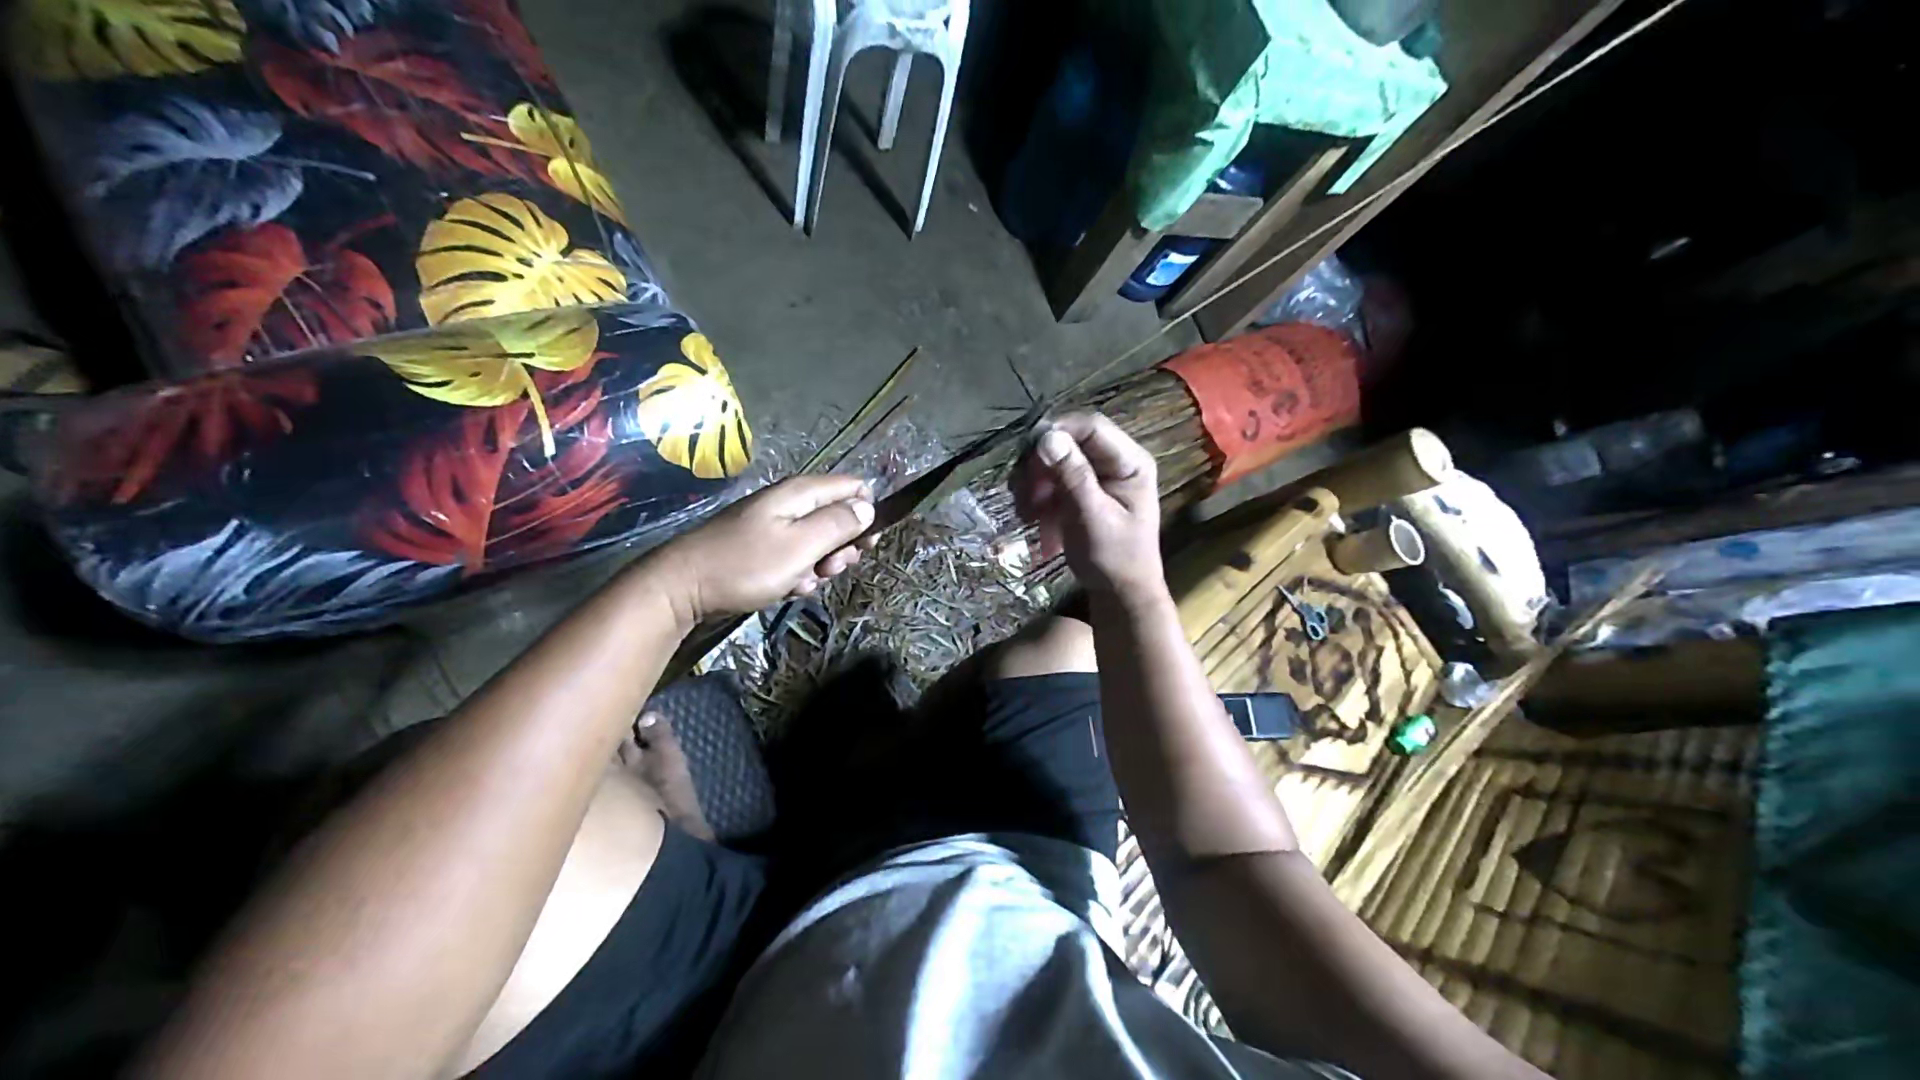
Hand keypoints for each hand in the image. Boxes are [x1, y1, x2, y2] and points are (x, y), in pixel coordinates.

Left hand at [653, 475, 874, 620]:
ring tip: (801, 583)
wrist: (684, 587)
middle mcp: (790, 503)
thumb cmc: (746, 565)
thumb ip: (838, 524)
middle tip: (829, 569)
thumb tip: (868, 508)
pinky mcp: (763, 548)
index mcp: (801, 493)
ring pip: (818, 543)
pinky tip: (785, 589)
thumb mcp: (801, 546)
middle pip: (838, 518)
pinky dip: (797, 575)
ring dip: (819, 567)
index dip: (866, 515)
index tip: (865, 544)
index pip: (853, 488)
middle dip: (841, 548)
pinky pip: (796, 559)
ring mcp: (775, 526)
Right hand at [1013, 412, 1162, 598]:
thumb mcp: (1093, 517)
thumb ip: (1073, 476)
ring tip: (1027, 514)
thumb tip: (1047, 437)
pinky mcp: (1078, 491)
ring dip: (1033, 483)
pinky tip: (1032, 519)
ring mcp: (1094, 476)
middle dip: (1040, 465)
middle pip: (1067, 441)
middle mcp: (1113, 461)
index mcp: (1130, 462)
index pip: (1091, 427)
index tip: (1028, 455)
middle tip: (1022, 492)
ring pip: (1053, 461)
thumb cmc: (1115, 558)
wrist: (1119, 594)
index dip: (1057, 432)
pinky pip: (1050, 481)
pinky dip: (1036, 497)